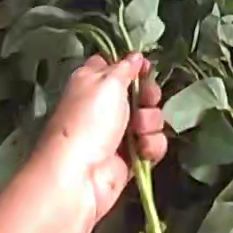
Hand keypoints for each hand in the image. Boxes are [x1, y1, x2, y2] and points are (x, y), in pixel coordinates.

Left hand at [28, 53, 167, 230]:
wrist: (80, 177)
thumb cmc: (90, 119)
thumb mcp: (108, 82)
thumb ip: (125, 67)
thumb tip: (135, 55)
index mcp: (93, 79)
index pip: (117, 64)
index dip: (133, 64)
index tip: (146, 68)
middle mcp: (106, 103)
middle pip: (140, 90)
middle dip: (149, 95)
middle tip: (146, 100)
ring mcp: (119, 131)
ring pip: (150, 117)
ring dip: (150, 122)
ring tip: (139, 130)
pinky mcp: (131, 157)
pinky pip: (153, 144)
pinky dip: (152, 146)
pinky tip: (143, 150)